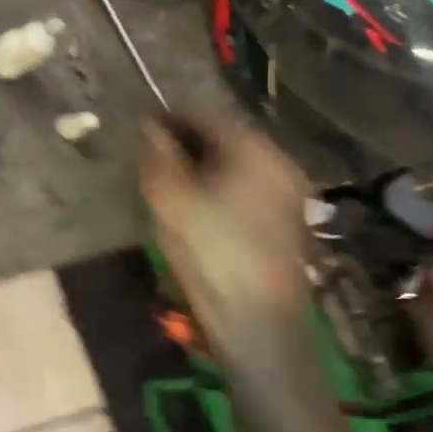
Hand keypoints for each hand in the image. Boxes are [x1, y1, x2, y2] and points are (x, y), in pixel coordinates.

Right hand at [141, 112, 311, 332]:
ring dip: (205, 161)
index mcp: (254, 149)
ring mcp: (292, 192)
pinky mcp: (291, 218)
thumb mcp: (168, 193)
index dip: (169, 116)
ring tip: (172, 176)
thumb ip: (157, 150)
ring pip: (238, 161)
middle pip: (226, 136)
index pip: (205, 114)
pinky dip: (223, 181)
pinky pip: (250, 183)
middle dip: (188, 139)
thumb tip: (150, 124)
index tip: (141, 124)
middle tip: (153, 150)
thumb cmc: (208, 247)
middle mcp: (281, 162)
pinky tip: (200, 200)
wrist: (255, 317)